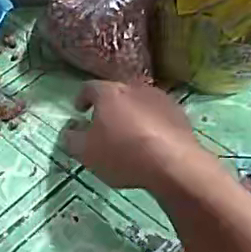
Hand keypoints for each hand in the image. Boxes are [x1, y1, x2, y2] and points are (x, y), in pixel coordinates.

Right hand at [61, 81, 227, 192]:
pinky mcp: (180, 114)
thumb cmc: (122, 154)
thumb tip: (70, 130)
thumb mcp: (85, 152)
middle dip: (109, 107)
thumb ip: (72, 139)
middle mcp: (135, 87)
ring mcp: (161, 99)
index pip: (89, 88)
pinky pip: (158, 116)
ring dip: (132, 115)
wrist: (173, 163)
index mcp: (109, 92)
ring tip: (129, 136)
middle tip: (103, 125)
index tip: (79, 111)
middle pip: (117, 93)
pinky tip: (150, 144)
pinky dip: (151, 125)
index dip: (82, 99)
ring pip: (140, 103)